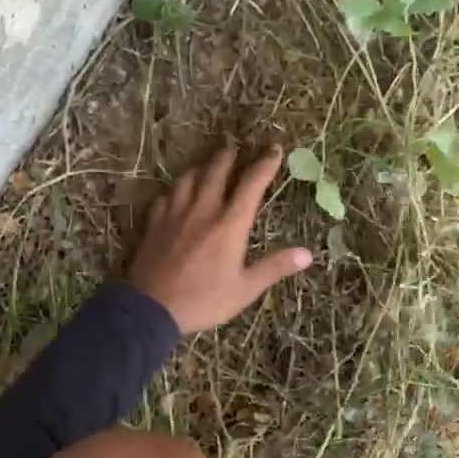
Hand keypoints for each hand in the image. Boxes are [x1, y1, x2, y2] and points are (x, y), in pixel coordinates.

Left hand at [129, 147, 313, 333]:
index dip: (265, 164)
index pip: (251, 184)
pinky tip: (176, 195)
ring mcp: (175, 214)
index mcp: (229, 224)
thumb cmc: (204, 300)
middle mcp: (202, 210)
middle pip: (215, 172)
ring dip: (200, 168)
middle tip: (233, 149)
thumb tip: (307, 254)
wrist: (151, 308)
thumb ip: (274, 267)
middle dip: (227, 158)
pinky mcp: (154, 223)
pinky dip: (175, 190)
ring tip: (206, 167)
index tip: (274, 150)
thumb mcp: (245, 289)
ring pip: (188, 179)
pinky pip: (166, 196)